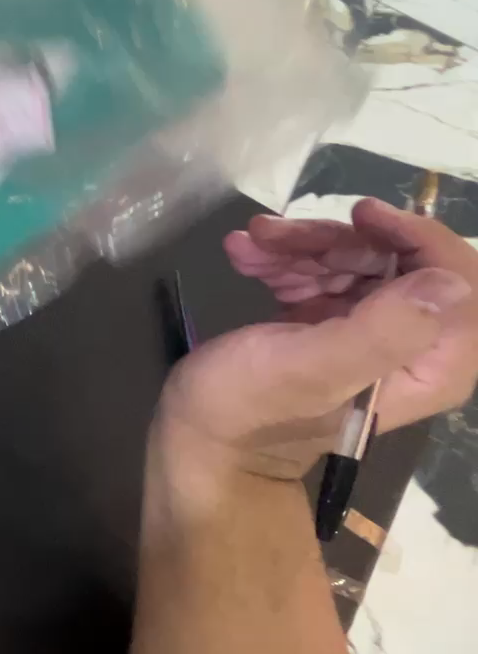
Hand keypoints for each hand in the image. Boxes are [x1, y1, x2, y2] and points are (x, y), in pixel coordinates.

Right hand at [157, 197, 477, 479]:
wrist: (201, 441)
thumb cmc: (250, 408)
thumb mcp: (310, 369)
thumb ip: (382, 330)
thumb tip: (443, 280)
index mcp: (431, 361)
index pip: (457, 281)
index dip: (416, 238)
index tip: (361, 212)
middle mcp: (410, 344)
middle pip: (395, 265)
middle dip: (334, 241)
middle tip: (268, 231)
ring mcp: (363, 335)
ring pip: (350, 266)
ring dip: (298, 247)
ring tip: (244, 243)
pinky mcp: (319, 328)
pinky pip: (315, 279)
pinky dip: (279, 261)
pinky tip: (241, 257)